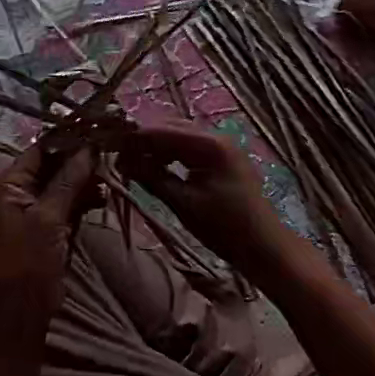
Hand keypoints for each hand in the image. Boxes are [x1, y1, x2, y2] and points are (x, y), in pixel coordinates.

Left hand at [0, 145, 99, 336]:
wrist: (23, 310)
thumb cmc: (28, 260)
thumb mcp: (48, 217)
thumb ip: (68, 180)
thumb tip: (89, 147)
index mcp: (10, 184)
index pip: (40, 149)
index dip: (67, 138)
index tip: (97, 128)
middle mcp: (21, 193)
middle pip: (54, 165)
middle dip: (81, 158)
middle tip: (110, 150)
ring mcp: (37, 211)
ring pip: (65, 184)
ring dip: (86, 179)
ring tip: (109, 175)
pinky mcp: (51, 228)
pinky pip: (70, 204)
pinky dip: (85, 199)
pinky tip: (102, 196)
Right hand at [117, 121, 291, 271]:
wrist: (265, 246)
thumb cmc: (225, 228)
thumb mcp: (182, 203)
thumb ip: (152, 177)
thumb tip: (123, 160)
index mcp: (209, 145)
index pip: (162, 131)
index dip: (134, 138)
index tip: (109, 148)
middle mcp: (216, 137)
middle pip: (171, 128)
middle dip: (144, 140)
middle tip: (118, 157)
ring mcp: (222, 147)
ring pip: (179, 137)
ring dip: (156, 147)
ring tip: (133, 164)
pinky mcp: (223, 159)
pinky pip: (190, 148)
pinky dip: (171, 155)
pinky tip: (156, 168)